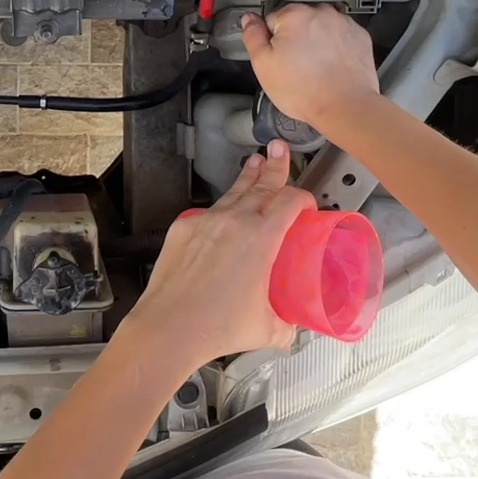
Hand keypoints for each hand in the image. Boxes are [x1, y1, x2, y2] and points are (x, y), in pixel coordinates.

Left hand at [122, 140, 310, 370]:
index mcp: (261, 238)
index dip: (303, 198)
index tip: (307, 203)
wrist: (170, 325)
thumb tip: (291, 325)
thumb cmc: (217, 327)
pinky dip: (221, 208)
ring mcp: (206, 221)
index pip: (289, 201)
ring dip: (247, 177)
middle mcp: (233, 221)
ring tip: (255, 162)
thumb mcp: (267, 328)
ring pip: (233, 192)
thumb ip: (286, 324)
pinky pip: (208, 212)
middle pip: (261, 185)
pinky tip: (224, 212)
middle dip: (275, 166)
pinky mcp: (183, 228)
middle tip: (280, 149)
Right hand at [240, 3, 379, 126]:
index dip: (271, 42)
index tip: (277, 58)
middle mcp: (320, 12)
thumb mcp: (263, 64)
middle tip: (295, 66)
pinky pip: (339, 36)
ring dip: (315, 42)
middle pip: (297, 21)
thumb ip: (252, 36)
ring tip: (314, 69)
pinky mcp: (359, 36)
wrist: (345, 106)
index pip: (271, 20)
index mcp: (293, 15)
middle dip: (294, 39)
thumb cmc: (304, 90)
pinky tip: (330, 67)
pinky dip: (335, 47)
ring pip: (319, 28)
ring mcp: (343, 23)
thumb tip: (249, 19)